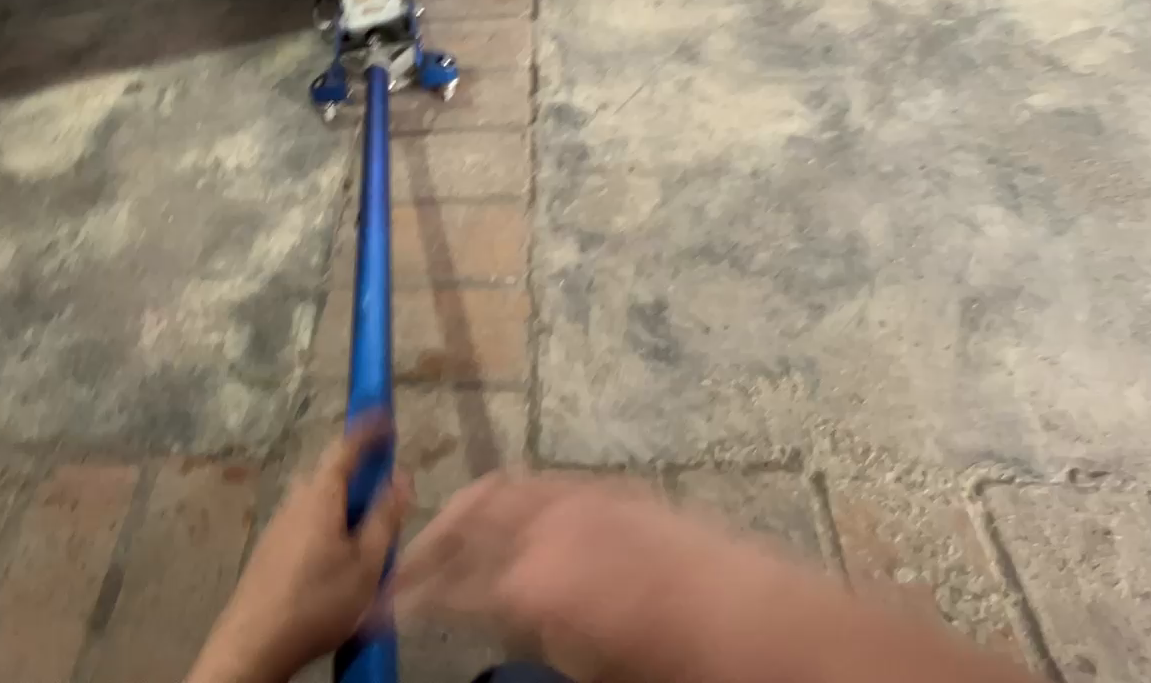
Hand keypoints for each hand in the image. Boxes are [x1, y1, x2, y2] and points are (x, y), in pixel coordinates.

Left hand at [187, 419, 411, 682]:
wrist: (252, 646)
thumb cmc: (317, 601)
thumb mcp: (366, 565)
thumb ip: (384, 517)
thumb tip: (401, 477)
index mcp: (320, 496)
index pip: (345, 447)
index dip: (367, 428)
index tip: (385, 413)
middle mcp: (295, 500)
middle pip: (328, 472)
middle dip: (356, 471)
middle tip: (382, 487)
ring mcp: (278, 524)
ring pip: (316, 498)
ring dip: (341, 502)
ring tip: (364, 533)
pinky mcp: (269, 549)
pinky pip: (305, 520)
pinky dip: (326, 523)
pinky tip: (336, 559)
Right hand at [395, 473, 1037, 682]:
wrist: (770, 627)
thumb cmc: (679, 669)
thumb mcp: (590, 670)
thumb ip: (526, 638)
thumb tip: (489, 626)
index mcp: (535, 583)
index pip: (445, 585)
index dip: (406, 597)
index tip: (381, 610)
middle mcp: (551, 525)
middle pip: (467, 517)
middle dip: (427, 542)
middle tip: (403, 570)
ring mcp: (586, 498)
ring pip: (502, 490)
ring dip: (466, 512)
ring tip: (447, 538)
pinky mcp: (616, 490)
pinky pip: (543, 486)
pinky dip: (512, 501)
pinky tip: (513, 526)